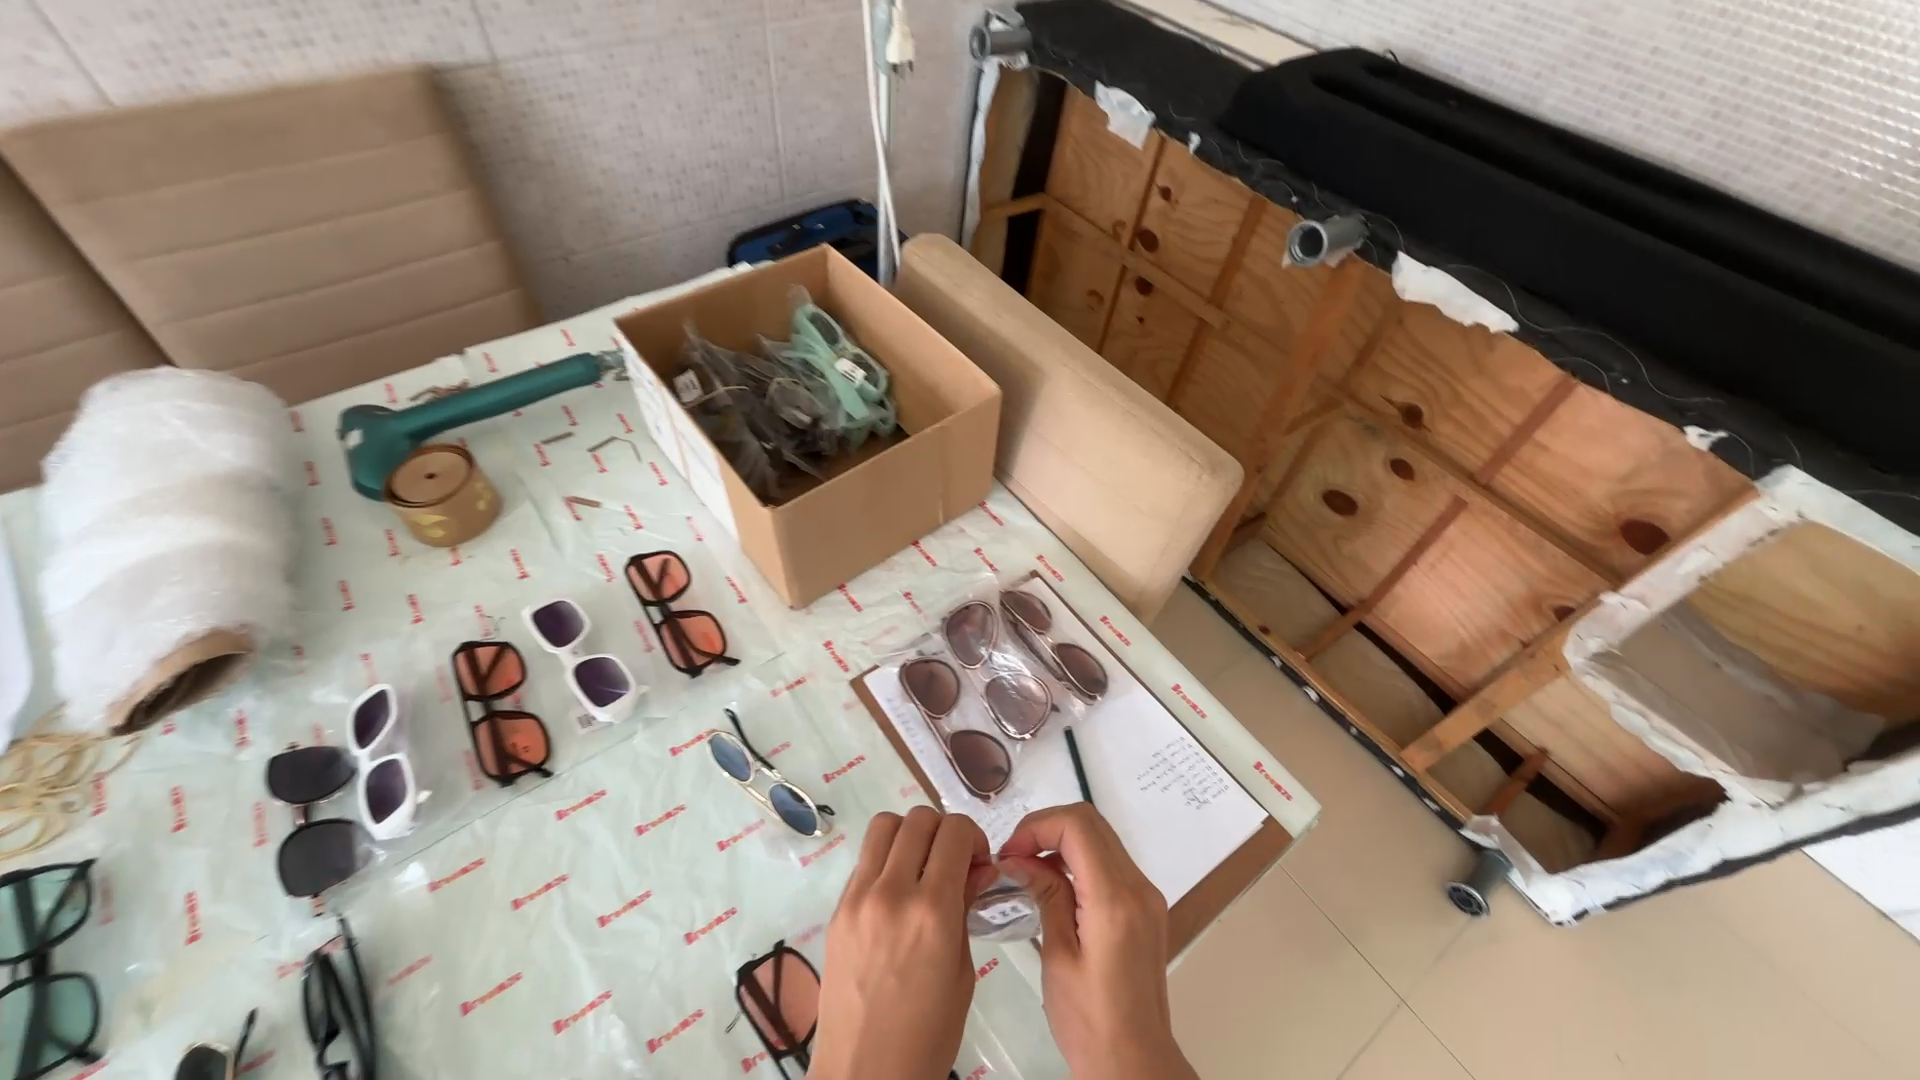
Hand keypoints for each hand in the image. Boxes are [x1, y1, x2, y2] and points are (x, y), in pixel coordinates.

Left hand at [811, 808, 995, 1079]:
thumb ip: (966, 909)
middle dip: (945, 831)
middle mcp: (892, 892)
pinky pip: (864, 860)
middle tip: (955, 862)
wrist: (864, 1073)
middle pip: (919, 818)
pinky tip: (898, 893)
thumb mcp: (963, 972)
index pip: (955, 832)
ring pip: (884, 825)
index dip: (975, 837)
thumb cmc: (928, 1034)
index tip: (979, 863)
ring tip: (923, 866)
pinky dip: (886, 859)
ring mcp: (857, 898)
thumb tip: (977, 869)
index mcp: (932, 911)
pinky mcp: (837, 910)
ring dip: (910, 834)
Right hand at [1000, 804, 1197, 1079]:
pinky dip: (1077, 857)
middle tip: (1013, 857)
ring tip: (1026, 868)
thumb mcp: (1057, 957)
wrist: (1136, 1062)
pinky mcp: (1145, 906)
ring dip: (1060, 840)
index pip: (1077, 827)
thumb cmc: (1089, 1021)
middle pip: (1091, 822)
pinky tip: (1052, 883)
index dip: (1036, 827)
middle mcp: (1138, 887)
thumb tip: (1019, 859)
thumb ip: (1046, 895)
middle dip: (1045, 828)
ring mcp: (1146, 895)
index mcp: (1115, 900)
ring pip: (1101, 837)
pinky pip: (1109, 860)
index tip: (1009, 854)